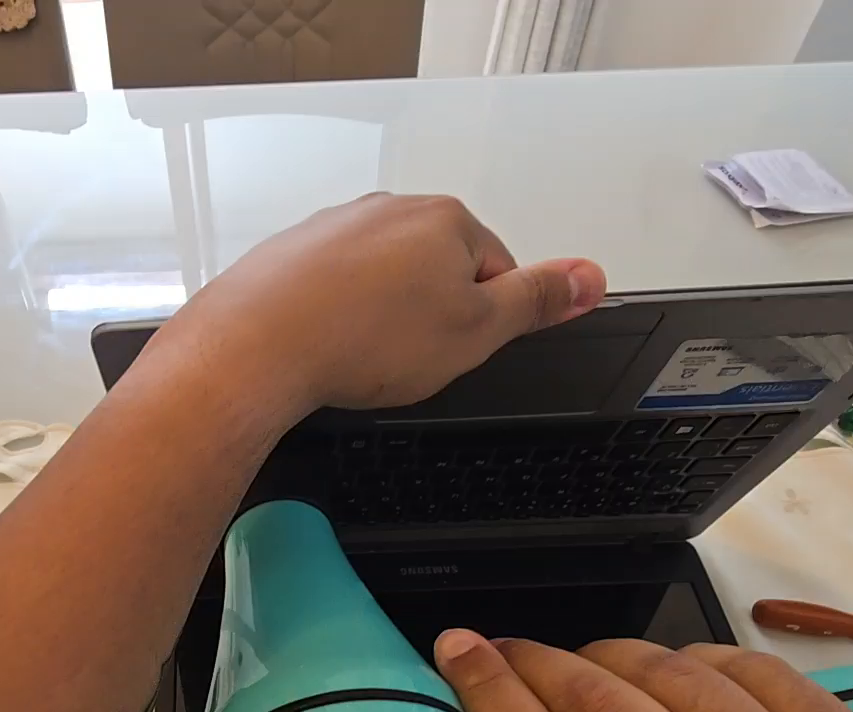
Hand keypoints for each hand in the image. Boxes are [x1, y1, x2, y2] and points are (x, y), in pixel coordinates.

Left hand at [144, 193, 605, 416]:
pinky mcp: (291, 256)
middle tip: (406, 358)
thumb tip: (589, 278)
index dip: (482, 321)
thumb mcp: (474, 331)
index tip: (456, 348)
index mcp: (445, 222)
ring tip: (359, 356)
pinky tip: (323, 345)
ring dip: (377, 318)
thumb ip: (536, 302)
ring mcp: (334, 229)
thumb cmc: (363, 337)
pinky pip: (329, 291)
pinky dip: (332, 317)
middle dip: (428, 317)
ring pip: (377, 282)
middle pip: (432, 272)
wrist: (262, 345)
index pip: (494, 267)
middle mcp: (388, 211)